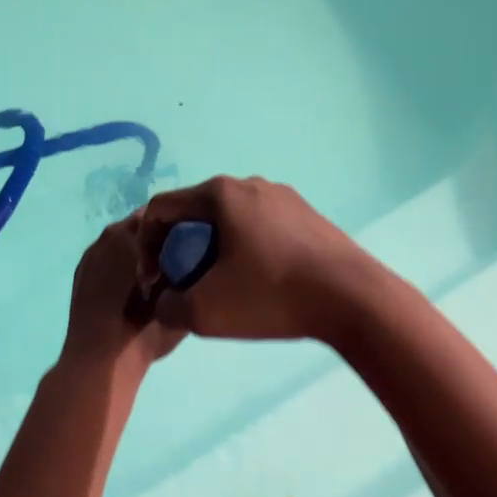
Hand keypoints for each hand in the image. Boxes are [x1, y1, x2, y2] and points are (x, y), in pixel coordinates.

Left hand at [62, 215, 185, 373]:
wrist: (99, 360)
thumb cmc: (143, 327)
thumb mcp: (179, 295)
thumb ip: (189, 265)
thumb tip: (196, 251)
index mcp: (135, 233)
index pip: (162, 212)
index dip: (178, 224)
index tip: (191, 240)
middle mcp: (111, 233)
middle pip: (142, 223)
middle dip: (157, 235)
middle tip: (175, 257)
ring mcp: (93, 251)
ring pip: (123, 238)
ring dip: (137, 248)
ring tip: (152, 274)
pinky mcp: (81, 270)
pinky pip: (107, 255)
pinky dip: (119, 262)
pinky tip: (128, 285)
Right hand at [136, 176, 382, 342]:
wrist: (350, 297)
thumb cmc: (271, 295)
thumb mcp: (204, 312)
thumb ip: (168, 305)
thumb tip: (165, 299)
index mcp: (221, 193)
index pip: (162, 208)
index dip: (146, 245)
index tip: (154, 283)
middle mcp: (251, 184)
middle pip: (197, 211)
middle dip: (180, 247)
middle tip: (184, 286)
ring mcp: (283, 196)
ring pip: (230, 219)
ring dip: (213, 249)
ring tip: (221, 288)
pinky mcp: (306, 214)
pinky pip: (260, 227)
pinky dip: (245, 249)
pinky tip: (258, 283)